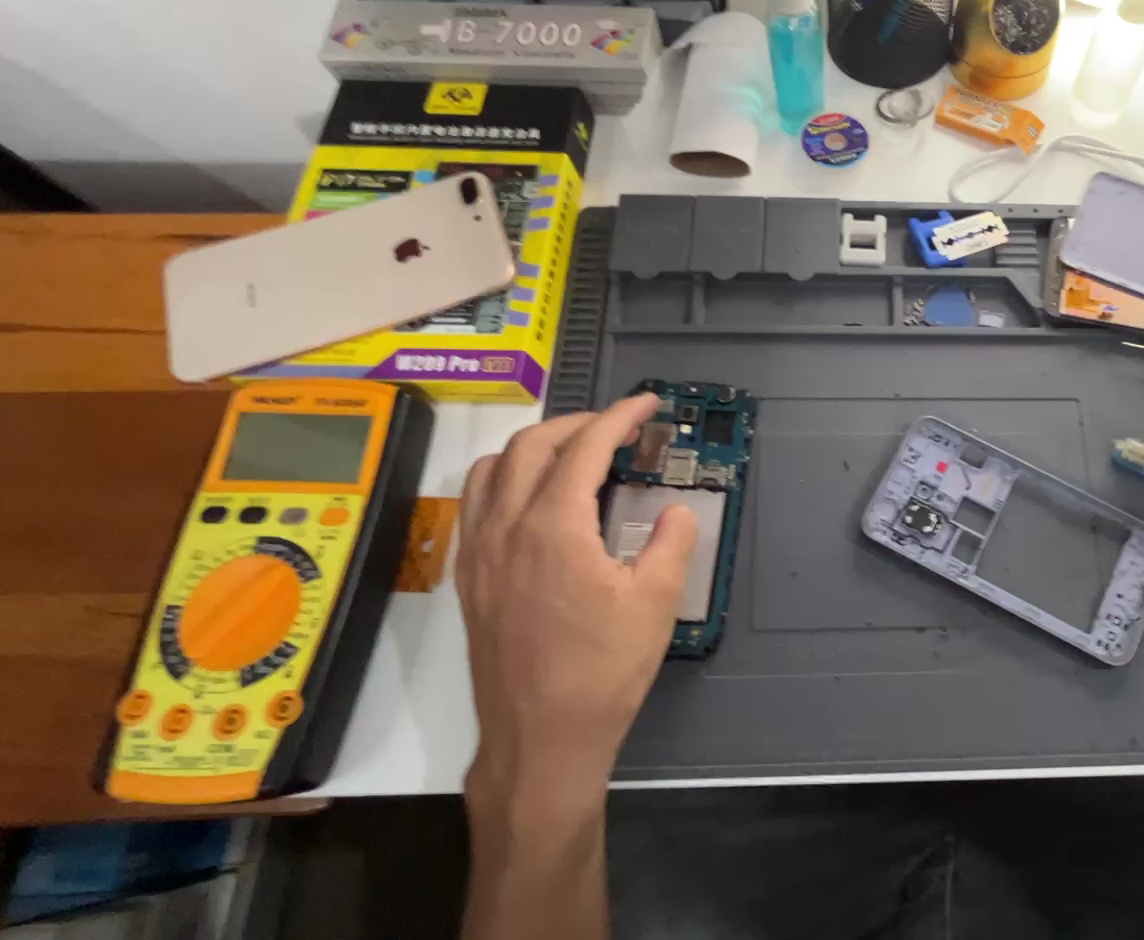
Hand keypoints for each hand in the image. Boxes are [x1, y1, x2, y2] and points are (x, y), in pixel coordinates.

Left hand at [456, 394, 696, 811]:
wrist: (541, 739)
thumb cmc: (604, 671)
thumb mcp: (656, 603)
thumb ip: (670, 542)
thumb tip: (674, 509)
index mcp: (554, 528)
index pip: (585, 448)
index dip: (619, 417)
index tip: (646, 404)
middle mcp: (506, 529)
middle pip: (533, 445)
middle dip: (578, 423)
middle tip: (618, 428)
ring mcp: (479, 554)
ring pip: (494, 468)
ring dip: (536, 447)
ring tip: (574, 455)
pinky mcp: (469, 579)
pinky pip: (477, 503)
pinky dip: (508, 479)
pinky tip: (536, 501)